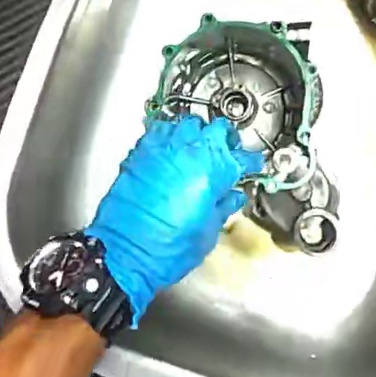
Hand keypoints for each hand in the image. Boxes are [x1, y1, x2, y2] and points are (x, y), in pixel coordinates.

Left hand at [86, 113, 263, 324]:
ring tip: (199, 147)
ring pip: (188, 123)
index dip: (250, 160)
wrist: (124, 253)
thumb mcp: (207, 232)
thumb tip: (231, 197)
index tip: (251, 164)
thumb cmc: (165, 249)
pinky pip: (160, 131)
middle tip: (227, 151)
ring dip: (197, 133)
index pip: (242, 156)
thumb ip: (222, 207)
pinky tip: (172, 150)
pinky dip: (170, 136)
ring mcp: (163, 147)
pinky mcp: (140, 151)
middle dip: (225, 138)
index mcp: (214, 169)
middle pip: (216, 128)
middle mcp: (189, 151)